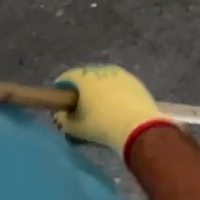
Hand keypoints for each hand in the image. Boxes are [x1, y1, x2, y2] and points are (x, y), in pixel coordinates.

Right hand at [52, 64, 173, 156]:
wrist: (138, 129)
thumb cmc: (102, 126)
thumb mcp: (75, 128)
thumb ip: (63, 119)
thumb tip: (61, 114)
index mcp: (83, 77)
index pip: (66, 78)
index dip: (61, 89)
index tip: (62, 102)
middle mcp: (101, 70)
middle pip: (85, 77)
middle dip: (82, 88)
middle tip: (81, 105)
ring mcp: (120, 74)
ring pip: (104, 79)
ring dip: (99, 89)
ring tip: (101, 106)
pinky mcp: (135, 82)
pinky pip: (119, 85)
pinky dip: (115, 92)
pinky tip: (118, 106)